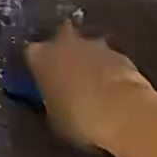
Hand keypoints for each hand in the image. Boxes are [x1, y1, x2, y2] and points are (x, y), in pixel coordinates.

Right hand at [24, 22, 156, 150]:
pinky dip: (109, 70)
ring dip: (88, 60)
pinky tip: (114, 89)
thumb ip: (50, 100)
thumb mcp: (54, 117)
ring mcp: (94, 45)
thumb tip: (54, 101)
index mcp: (41, 56)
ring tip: (94, 84)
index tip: (43, 80)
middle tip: (68, 73)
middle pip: (60, 38)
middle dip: (63, 51)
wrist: (124, 114)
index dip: (38, 66)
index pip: (32, 53)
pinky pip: (108, 59)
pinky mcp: (119, 54)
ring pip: (86, 48)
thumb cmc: (79, 118)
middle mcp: (64, 43)